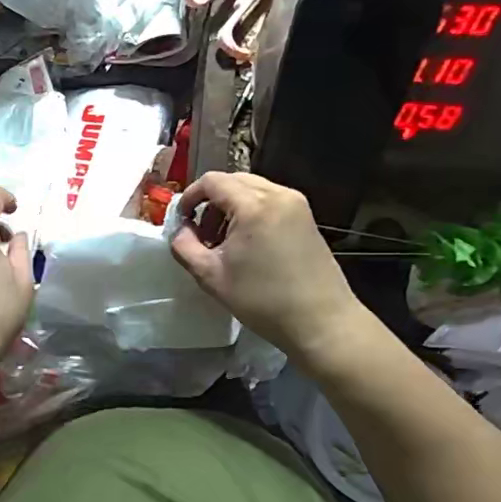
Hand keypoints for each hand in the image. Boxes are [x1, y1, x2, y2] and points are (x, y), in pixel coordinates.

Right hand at [168, 172, 373, 366]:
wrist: (320, 320)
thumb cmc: (262, 299)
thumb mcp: (210, 276)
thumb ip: (184, 246)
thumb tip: (180, 231)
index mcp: (254, 205)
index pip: (212, 181)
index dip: (189, 196)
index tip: (181, 221)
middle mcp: (278, 195)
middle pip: (233, 181)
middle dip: (210, 202)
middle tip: (200, 233)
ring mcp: (297, 205)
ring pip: (252, 190)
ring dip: (229, 207)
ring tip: (222, 241)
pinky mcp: (306, 218)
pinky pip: (269, 201)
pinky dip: (250, 212)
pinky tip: (246, 244)